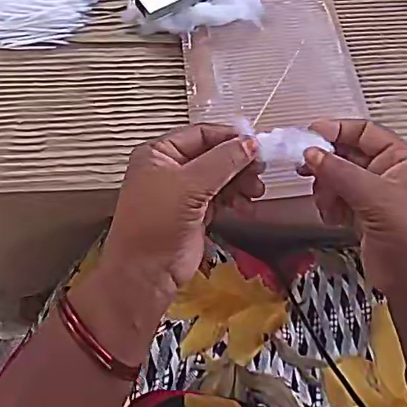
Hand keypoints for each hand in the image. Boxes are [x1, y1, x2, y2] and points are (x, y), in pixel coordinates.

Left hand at [102, 124, 263, 292]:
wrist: (146, 273)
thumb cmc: (156, 222)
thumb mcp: (189, 185)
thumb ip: (222, 161)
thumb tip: (250, 143)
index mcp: (158, 153)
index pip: (199, 133)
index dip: (227, 137)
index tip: (255, 143)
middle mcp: (169, 168)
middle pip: (212, 155)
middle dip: (237, 162)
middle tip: (260, 169)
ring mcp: (182, 192)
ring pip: (219, 177)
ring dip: (240, 181)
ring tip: (256, 190)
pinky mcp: (194, 213)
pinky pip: (220, 197)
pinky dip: (235, 198)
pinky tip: (247, 204)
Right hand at [299, 119, 406, 292]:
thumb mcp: (376, 196)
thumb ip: (340, 171)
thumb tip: (314, 153)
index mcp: (403, 161)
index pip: (366, 132)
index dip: (338, 130)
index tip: (311, 134)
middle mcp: (391, 176)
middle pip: (349, 156)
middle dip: (327, 163)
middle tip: (306, 166)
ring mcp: (378, 198)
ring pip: (340, 179)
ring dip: (327, 187)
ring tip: (325, 200)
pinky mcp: (367, 218)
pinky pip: (340, 200)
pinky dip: (330, 205)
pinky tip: (332, 215)